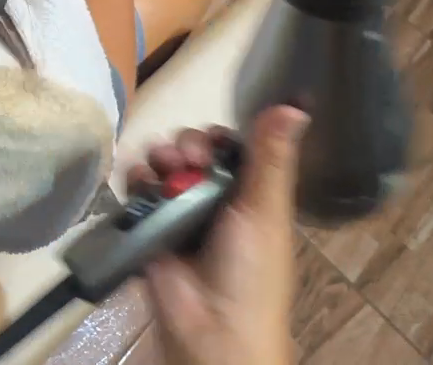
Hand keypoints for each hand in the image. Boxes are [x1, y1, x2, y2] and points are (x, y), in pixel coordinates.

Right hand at [130, 107, 308, 364]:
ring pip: (161, 159)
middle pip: (191, 148)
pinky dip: (136, 176)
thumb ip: (271, 158)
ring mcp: (177, 208)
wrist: (211, 327)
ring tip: (164, 173)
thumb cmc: (250, 271)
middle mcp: (212, 196)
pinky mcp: (147, 219)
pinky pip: (135, 182)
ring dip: (159, 157)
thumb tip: (297, 104)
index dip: (217, 136)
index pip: (227, 145)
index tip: (214, 141)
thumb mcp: (264, 211)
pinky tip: (143, 184)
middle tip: (189, 162)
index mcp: (248, 194)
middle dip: (186, 146)